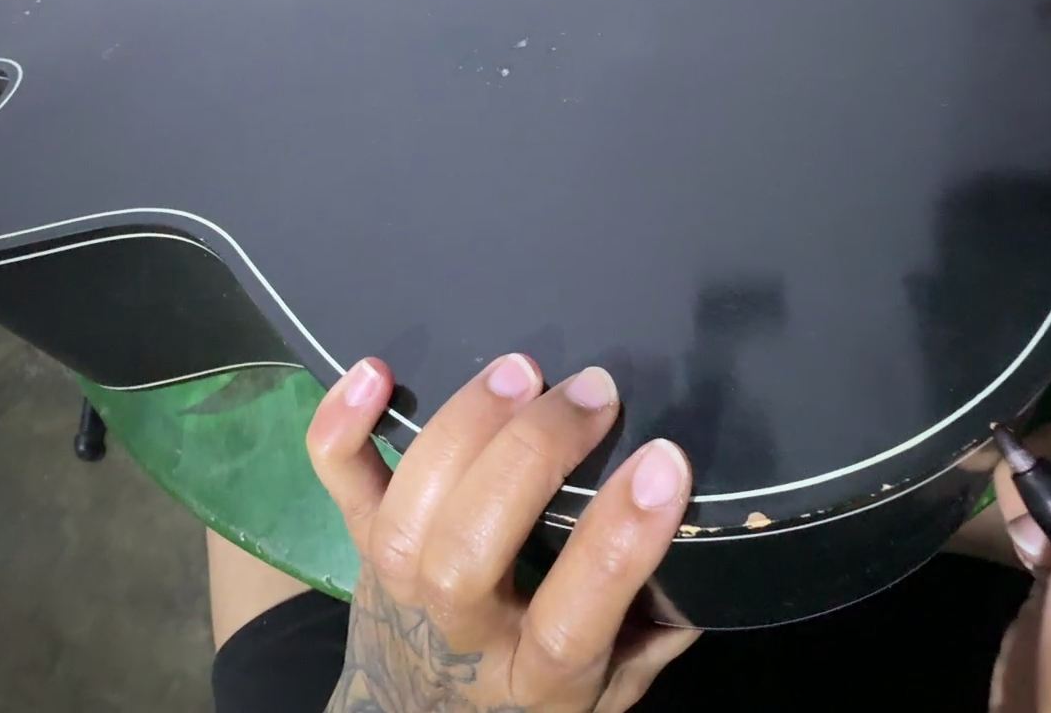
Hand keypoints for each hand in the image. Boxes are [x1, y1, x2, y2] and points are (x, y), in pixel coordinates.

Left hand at [307, 354, 698, 712]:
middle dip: (531, 459)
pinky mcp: (360, 541)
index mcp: (534, 679)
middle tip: (592, 390)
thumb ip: (659, 622)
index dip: (618, 540)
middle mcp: (456, 632)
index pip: (573, 620)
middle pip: (469, 555)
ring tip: (521, 371)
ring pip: (408, 515)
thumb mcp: (612, 685)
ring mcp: (395, 583)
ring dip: (462, 432)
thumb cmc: (529, 692)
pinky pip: (339, 485)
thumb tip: (710, 535)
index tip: (666, 459)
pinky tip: (374, 370)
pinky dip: (343, 428)